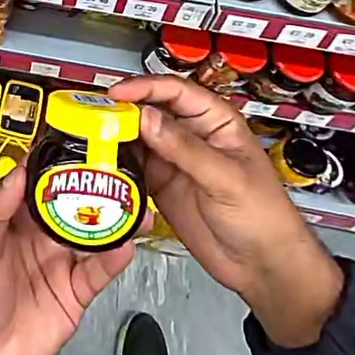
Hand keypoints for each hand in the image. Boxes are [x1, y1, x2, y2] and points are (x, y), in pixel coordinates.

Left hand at [0, 165, 134, 354]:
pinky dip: (114, 258)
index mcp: (14, 221)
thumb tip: (17, 170)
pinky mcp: (73, 296)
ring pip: (92, 237)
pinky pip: (98, 273)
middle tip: (119, 169)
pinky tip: (127, 244)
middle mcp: (39, 239)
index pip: (40, 185)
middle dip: (95, 189)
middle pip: (73, 207)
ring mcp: (58, 266)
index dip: (57, 165)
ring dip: (113, 220)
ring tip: (134, 201)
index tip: (79, 142)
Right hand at [108, 75, 344, 348]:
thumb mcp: (226, 179)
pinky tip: (102, 160)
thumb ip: (185, 149)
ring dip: (116, 133)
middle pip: (150, 108)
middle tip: (95, 114)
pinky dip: (116, 160)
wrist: (262, 266)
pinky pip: (133, 163)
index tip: (117, 93)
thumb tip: (147, 118)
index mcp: (214, 121)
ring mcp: (173, 158)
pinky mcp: (160, 182)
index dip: (145, 87)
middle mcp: (190, 134)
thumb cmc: (264, 217)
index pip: (175, 91)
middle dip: (123, 108)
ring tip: (90, 134)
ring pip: (137, 134)